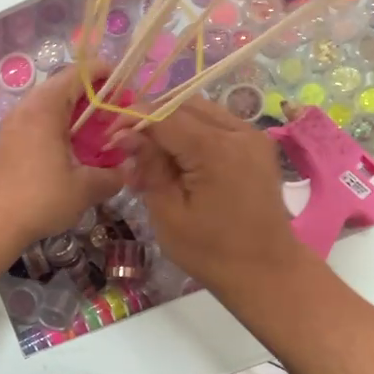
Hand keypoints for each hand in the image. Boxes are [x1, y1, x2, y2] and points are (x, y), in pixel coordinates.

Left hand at [0, 69, 132, 250]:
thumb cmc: (40, 200)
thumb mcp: (86, 188)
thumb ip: (113, 173)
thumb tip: (126, 169)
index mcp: (44, 108)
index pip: (78, 73)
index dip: (106, 76)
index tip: (125, 92)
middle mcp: (24, 109)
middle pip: (62, 88)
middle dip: (90, 99)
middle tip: (112, 119)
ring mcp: (10, 126)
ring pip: (47, 107)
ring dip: (71, 116)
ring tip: (93, 138)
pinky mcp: (4, 144)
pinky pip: (34, 124)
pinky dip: (53, 130)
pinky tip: (67, 154)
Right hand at [110, 97, 309, 292]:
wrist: (264, 269)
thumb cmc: (209, 250)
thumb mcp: (167, 213)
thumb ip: (149, 167)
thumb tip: (126, 135)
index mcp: (214, 149)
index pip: (164, 116)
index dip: (131, 121)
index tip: (108, 139)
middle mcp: (238, 131)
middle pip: (183, 105)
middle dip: (150, 121)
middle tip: (126, 150)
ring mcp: (253, 135)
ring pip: (201, 110)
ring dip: (170, 125)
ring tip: (150, 157)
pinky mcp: (257, 145)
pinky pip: (217, 123)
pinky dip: (192, 132)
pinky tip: (177, 159)